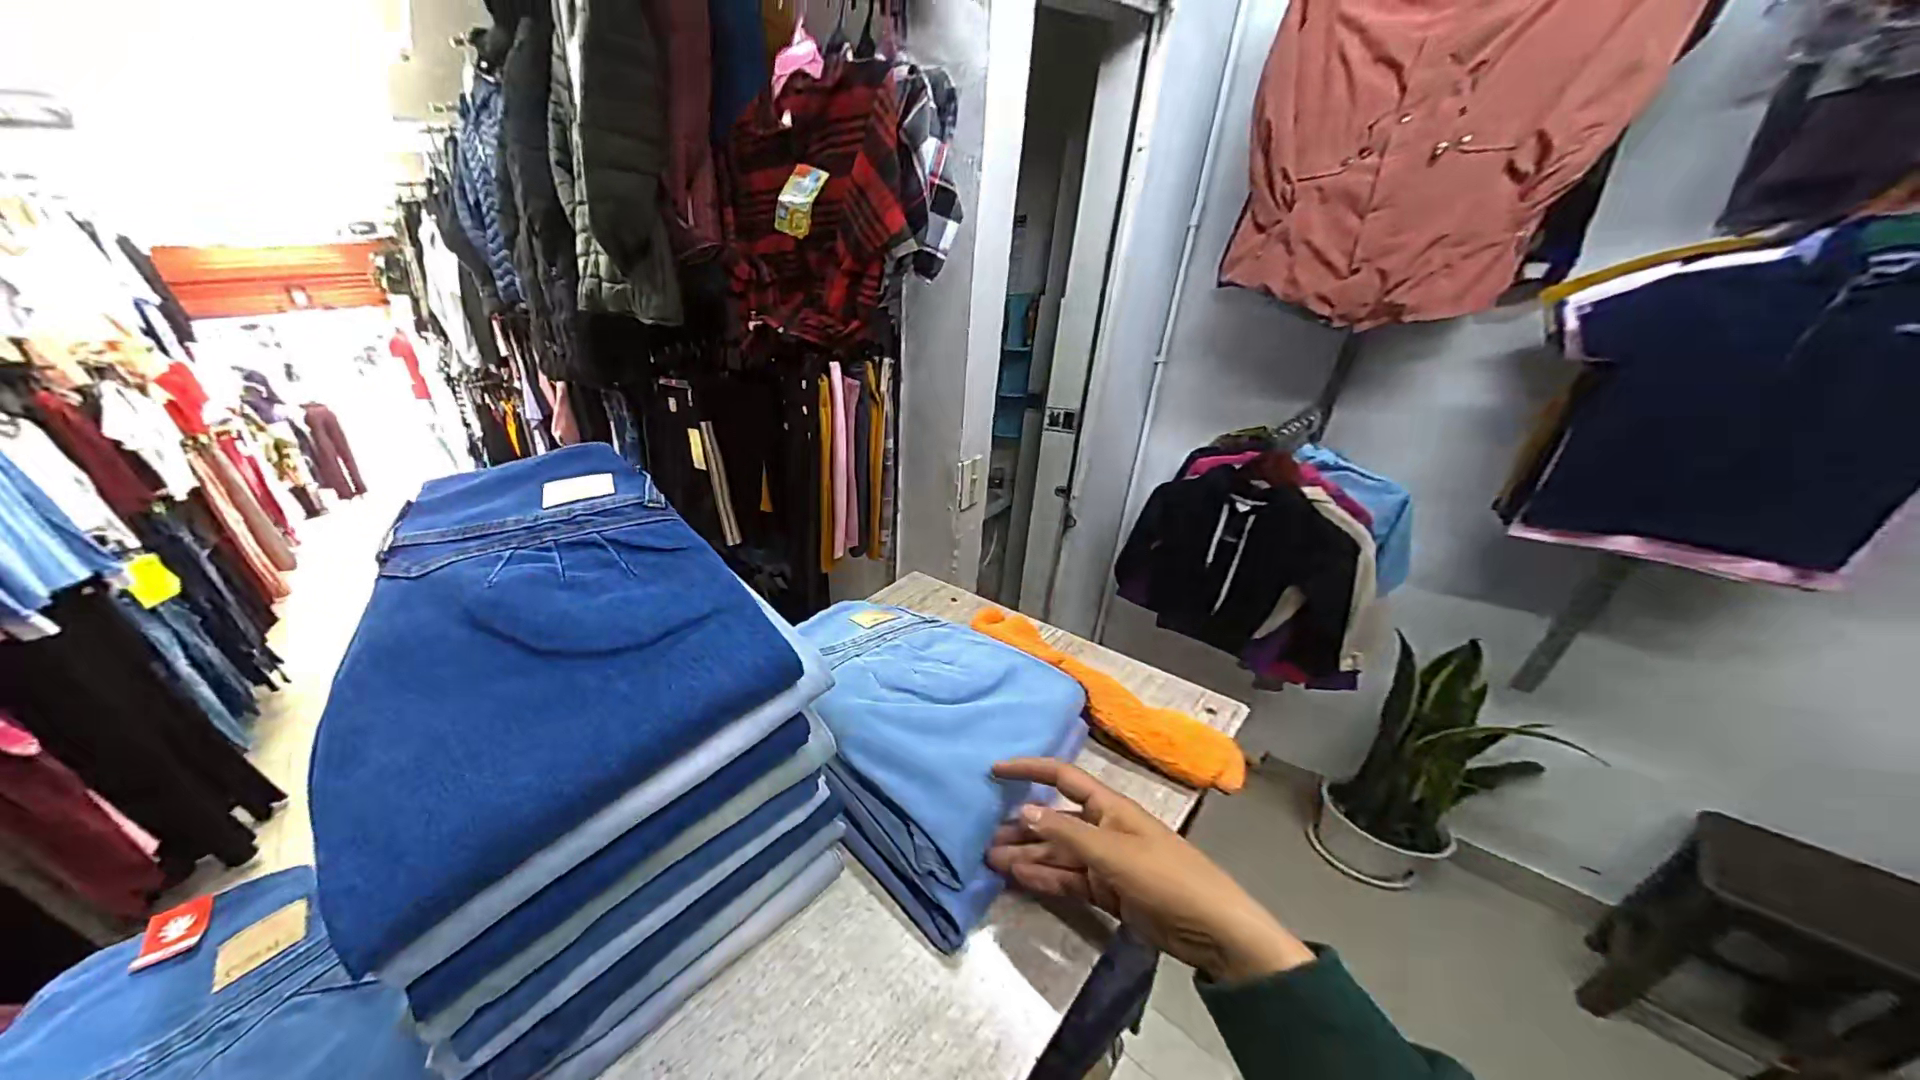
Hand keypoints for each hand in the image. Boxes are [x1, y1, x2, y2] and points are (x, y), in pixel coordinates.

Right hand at [987, 758, 1315, 982]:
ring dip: (1027, 855)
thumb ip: (1066, 832)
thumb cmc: (1166, 876)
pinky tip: (1019, 877)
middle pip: (1054, 820)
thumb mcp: (1113, 852)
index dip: (1028, 769)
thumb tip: (1024, 810)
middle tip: (985, 838)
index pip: (1061, 777)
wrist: (1213, 929)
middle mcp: (1103, 827)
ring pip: (1057, 852)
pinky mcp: (1107, 890)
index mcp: (1109, 806)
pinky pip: (1068, 878)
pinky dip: (1045, 877)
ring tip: (992, 861)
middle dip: (1021, 826)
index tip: (995, 770)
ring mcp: (1105, 860)